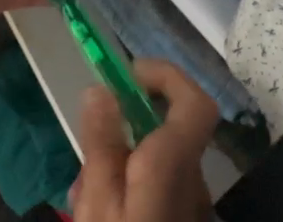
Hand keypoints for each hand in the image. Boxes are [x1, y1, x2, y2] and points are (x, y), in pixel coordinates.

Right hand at [74, 60, 217, 221]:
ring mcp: (193, 202)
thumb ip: (102, 145)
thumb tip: (100, 89)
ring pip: (159, 158)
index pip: (195, 102)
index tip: (127, 75)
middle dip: (126, 126)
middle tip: (89, 149)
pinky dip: (133, 182)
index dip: (167, 75)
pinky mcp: (185, 216)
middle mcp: (194, 179)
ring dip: (124, 159)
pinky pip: (160, 183)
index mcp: (175, 164)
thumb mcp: (100, 201)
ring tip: (87, 188)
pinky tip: (105, 208)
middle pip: (167, 130)